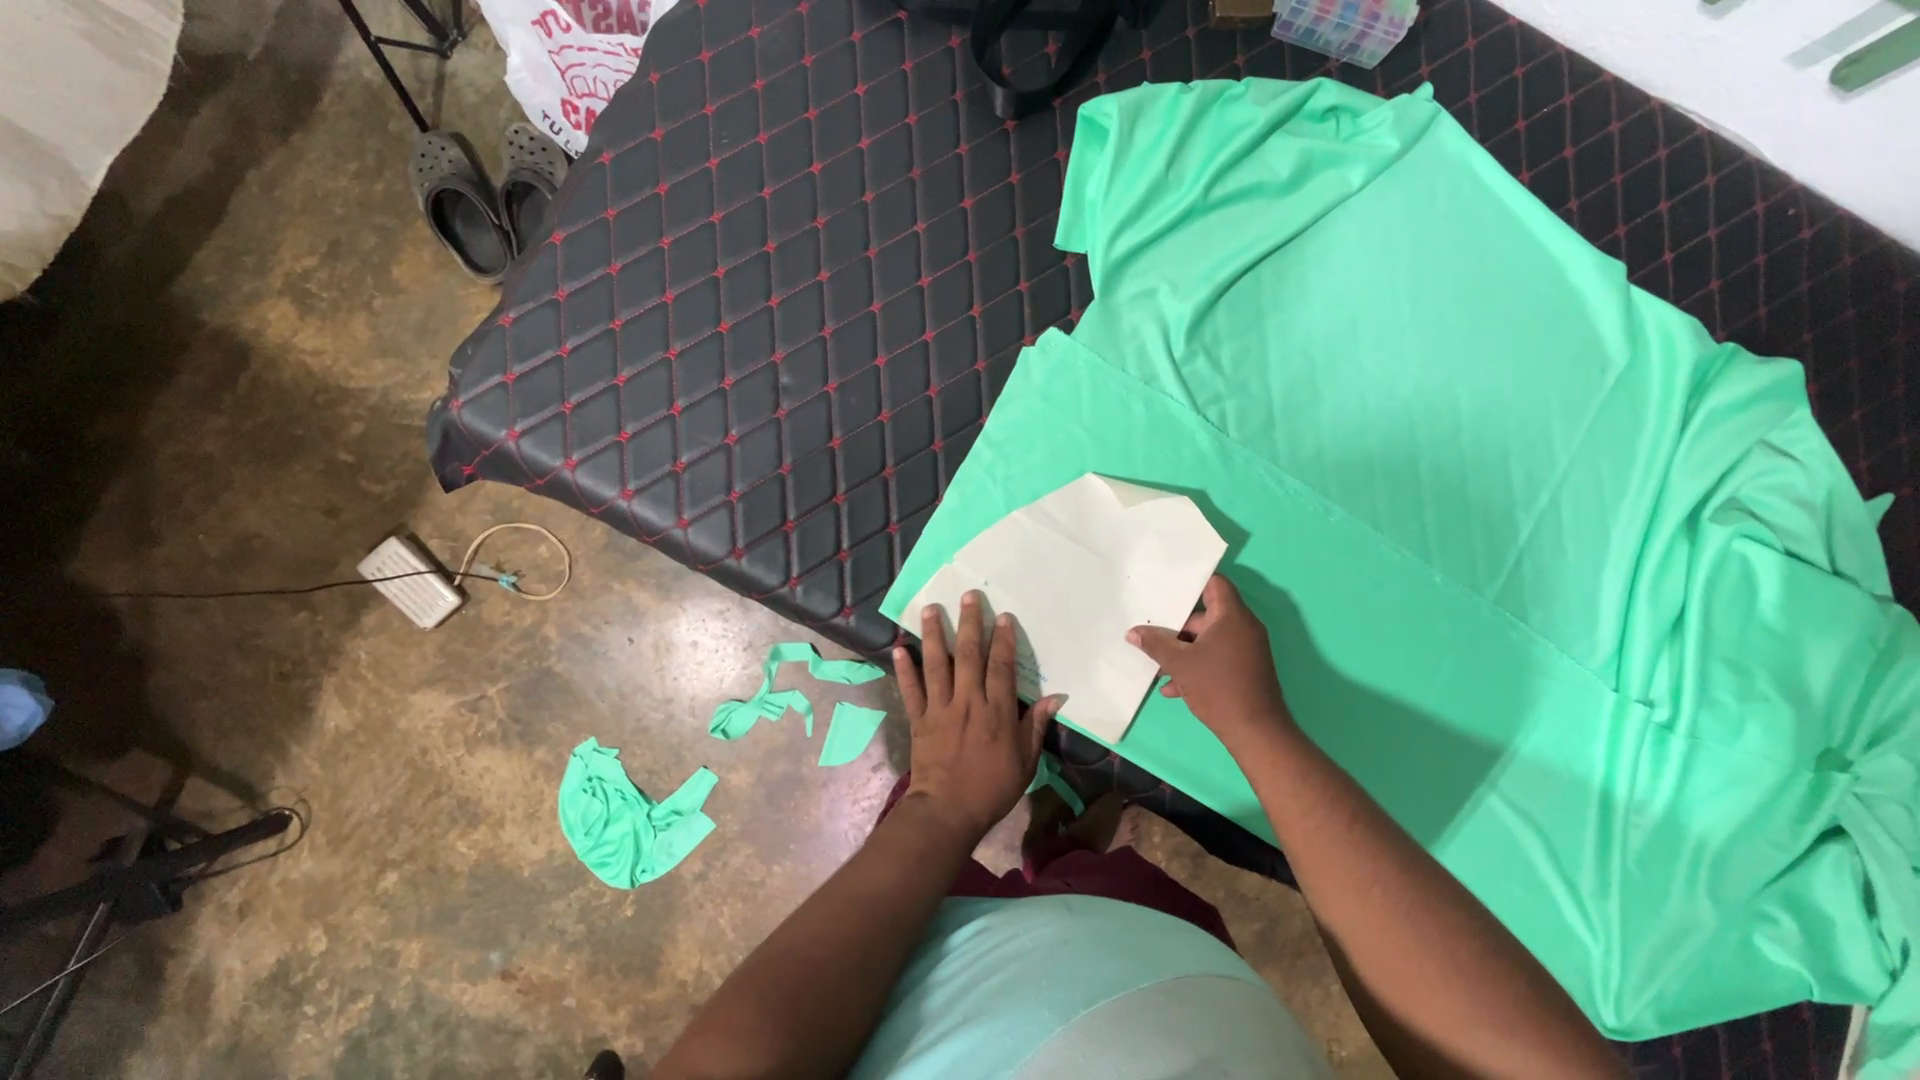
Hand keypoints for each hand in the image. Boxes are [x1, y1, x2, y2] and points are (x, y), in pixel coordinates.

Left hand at [895, 591, 1063, 843]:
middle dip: (969, 624)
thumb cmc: (992, 789)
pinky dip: (904, 670)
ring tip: (931, 609)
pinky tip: (898, 649)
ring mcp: (940, 710)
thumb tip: (1056, 697)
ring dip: (933, 635)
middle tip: (969, 596)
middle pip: (968, 655)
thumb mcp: (1025, 762)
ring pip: (936, 664)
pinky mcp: (918, 721)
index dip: (1003, 640)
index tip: (1003, 616)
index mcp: (997, 712)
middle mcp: (968, 702)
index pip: (1001, 667)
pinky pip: (910, 690)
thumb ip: (1036, 726)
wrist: (947, 812)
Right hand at [1127, 574, 1292, 748]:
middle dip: (1176, 627)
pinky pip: (1217, 657)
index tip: (1166, 588)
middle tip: (1150, 634)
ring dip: (1183, 651)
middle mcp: (1243, 628)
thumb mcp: (1179, 664)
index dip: (1191, 583)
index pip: (1215, 584)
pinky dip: (1196, 666)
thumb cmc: (1218, 687)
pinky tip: (1173, 687)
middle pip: (1205, 616)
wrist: (1255, 730)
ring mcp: (1246, 649)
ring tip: (1157, 667)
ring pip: (1208, 640)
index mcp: (1232, 616)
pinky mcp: (1245, 669)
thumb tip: (1133, 632)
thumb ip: (1155, 644)